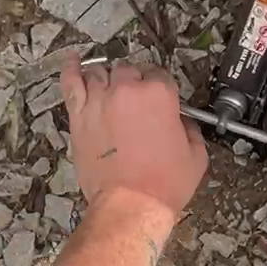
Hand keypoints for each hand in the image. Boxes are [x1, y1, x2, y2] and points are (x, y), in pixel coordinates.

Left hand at [62, 54, 208, 230]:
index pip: (160, 75)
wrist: (131, 204)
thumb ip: (191, 131)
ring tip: (111, 91)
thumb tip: (183, 123)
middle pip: (128, 70)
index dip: (161, 88)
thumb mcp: (196, 156)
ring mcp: (99, 100)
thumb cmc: (164, 184)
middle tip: (136, 103)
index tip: (160, 100)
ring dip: (108, 79)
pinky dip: (70, 69)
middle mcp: (127, 89)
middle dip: (134, 82)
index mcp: (159, 94)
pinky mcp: (78, 116)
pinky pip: (70, 82)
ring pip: (100, 73)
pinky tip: (72, 61)